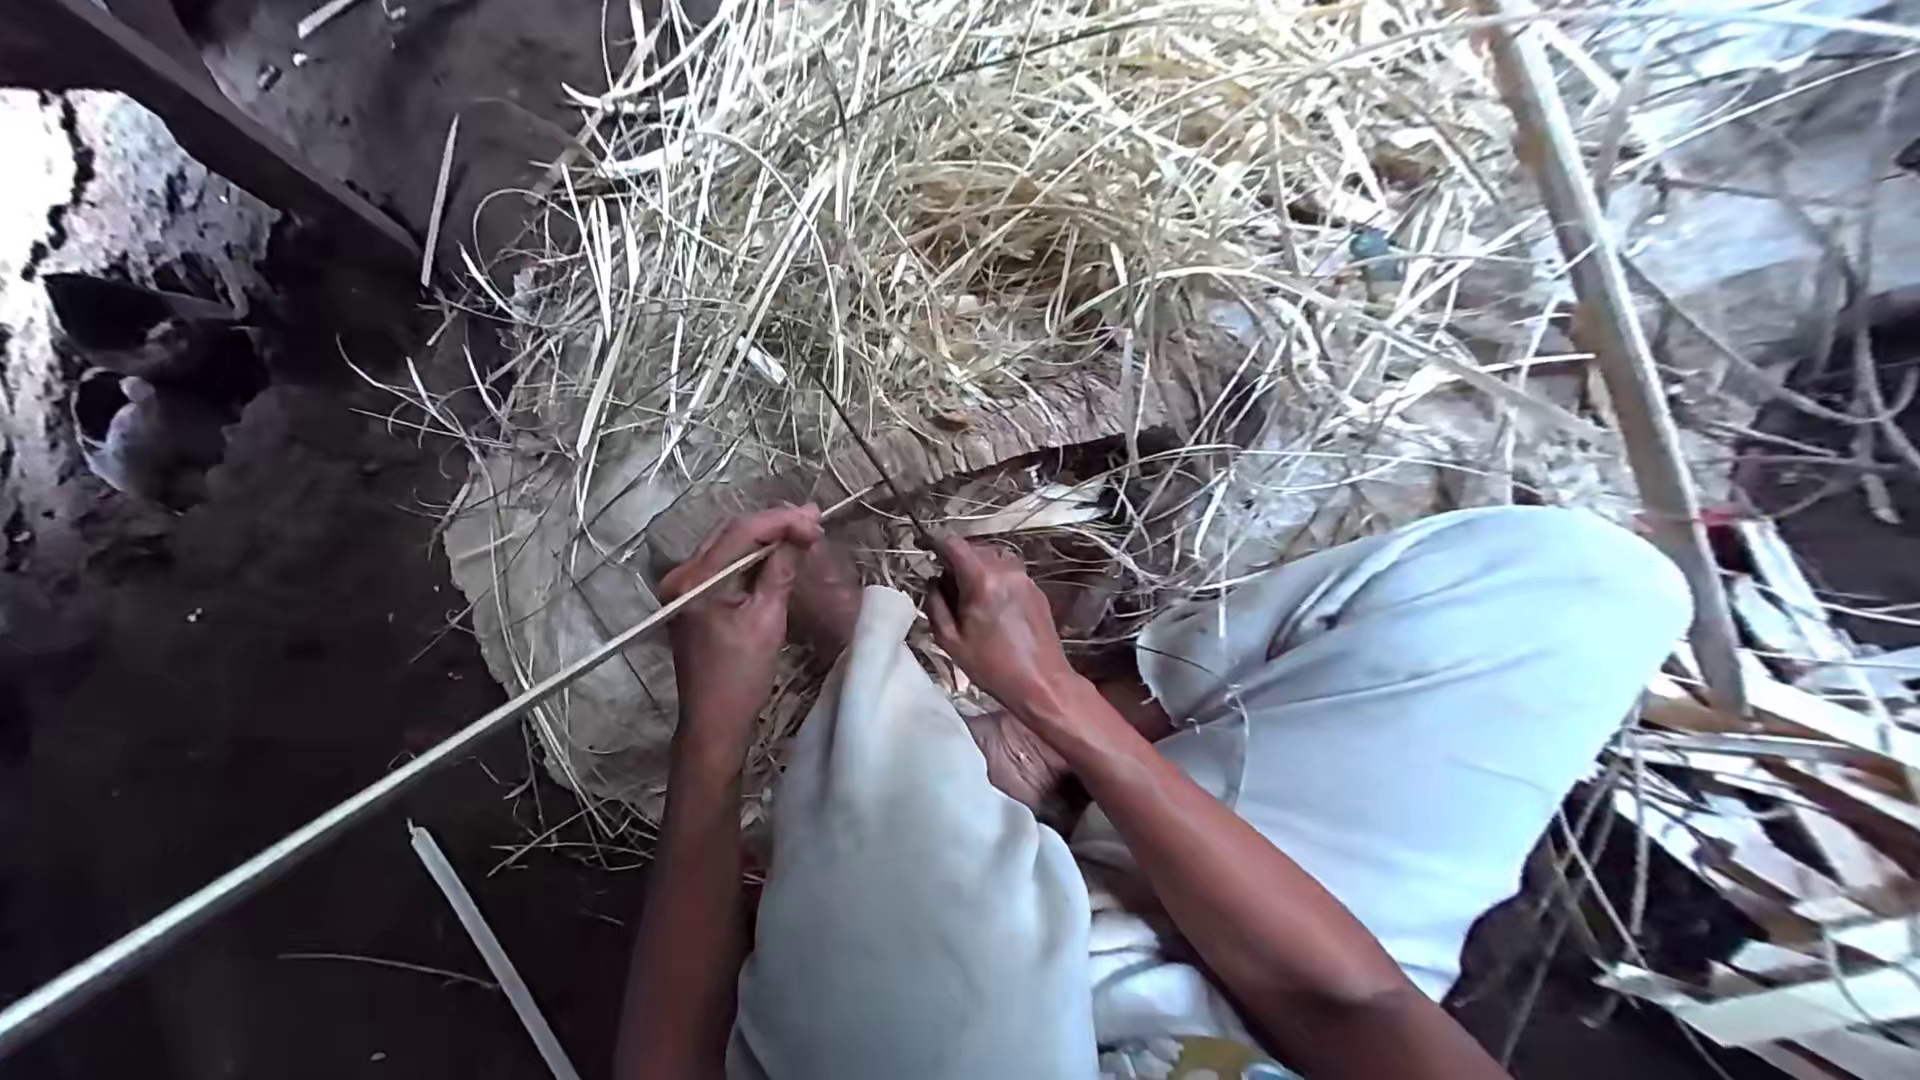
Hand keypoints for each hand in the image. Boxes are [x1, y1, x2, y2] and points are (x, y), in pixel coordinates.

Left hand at [662, 505, 822, 758]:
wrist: (713, 720)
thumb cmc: (742, 676)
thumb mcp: (768, 619)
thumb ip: (781, 571)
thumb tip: (803, 534)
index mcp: (697, 581)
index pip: (742, 532)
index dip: (782, 522)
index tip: (816, 522)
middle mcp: (683, 575)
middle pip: (731, 531)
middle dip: (774, 522)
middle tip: (814, 520)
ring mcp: (683, 585)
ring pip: (728, 542)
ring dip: (765, 534)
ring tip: (802, 528)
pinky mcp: (691, 595)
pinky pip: (724, 561)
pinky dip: (752, 552)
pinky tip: (777, 549)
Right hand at [928, 535, 1081, 720]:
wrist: (1042, 683)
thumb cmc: (993, 667)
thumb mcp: (950, 641)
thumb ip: (936, 605)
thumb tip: (934, 582)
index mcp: (982, 581)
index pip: (954, 544)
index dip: (934, 541)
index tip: (921, 544)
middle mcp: (1006, 571)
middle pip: (974, 547)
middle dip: (955, 559)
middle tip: (944, 584)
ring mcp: (1024, 578)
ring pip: (992, 556)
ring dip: (975, 566)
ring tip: (967, 594)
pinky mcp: (1036, 589)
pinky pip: (1008, 570)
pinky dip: (993, 576)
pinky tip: (990, 603)